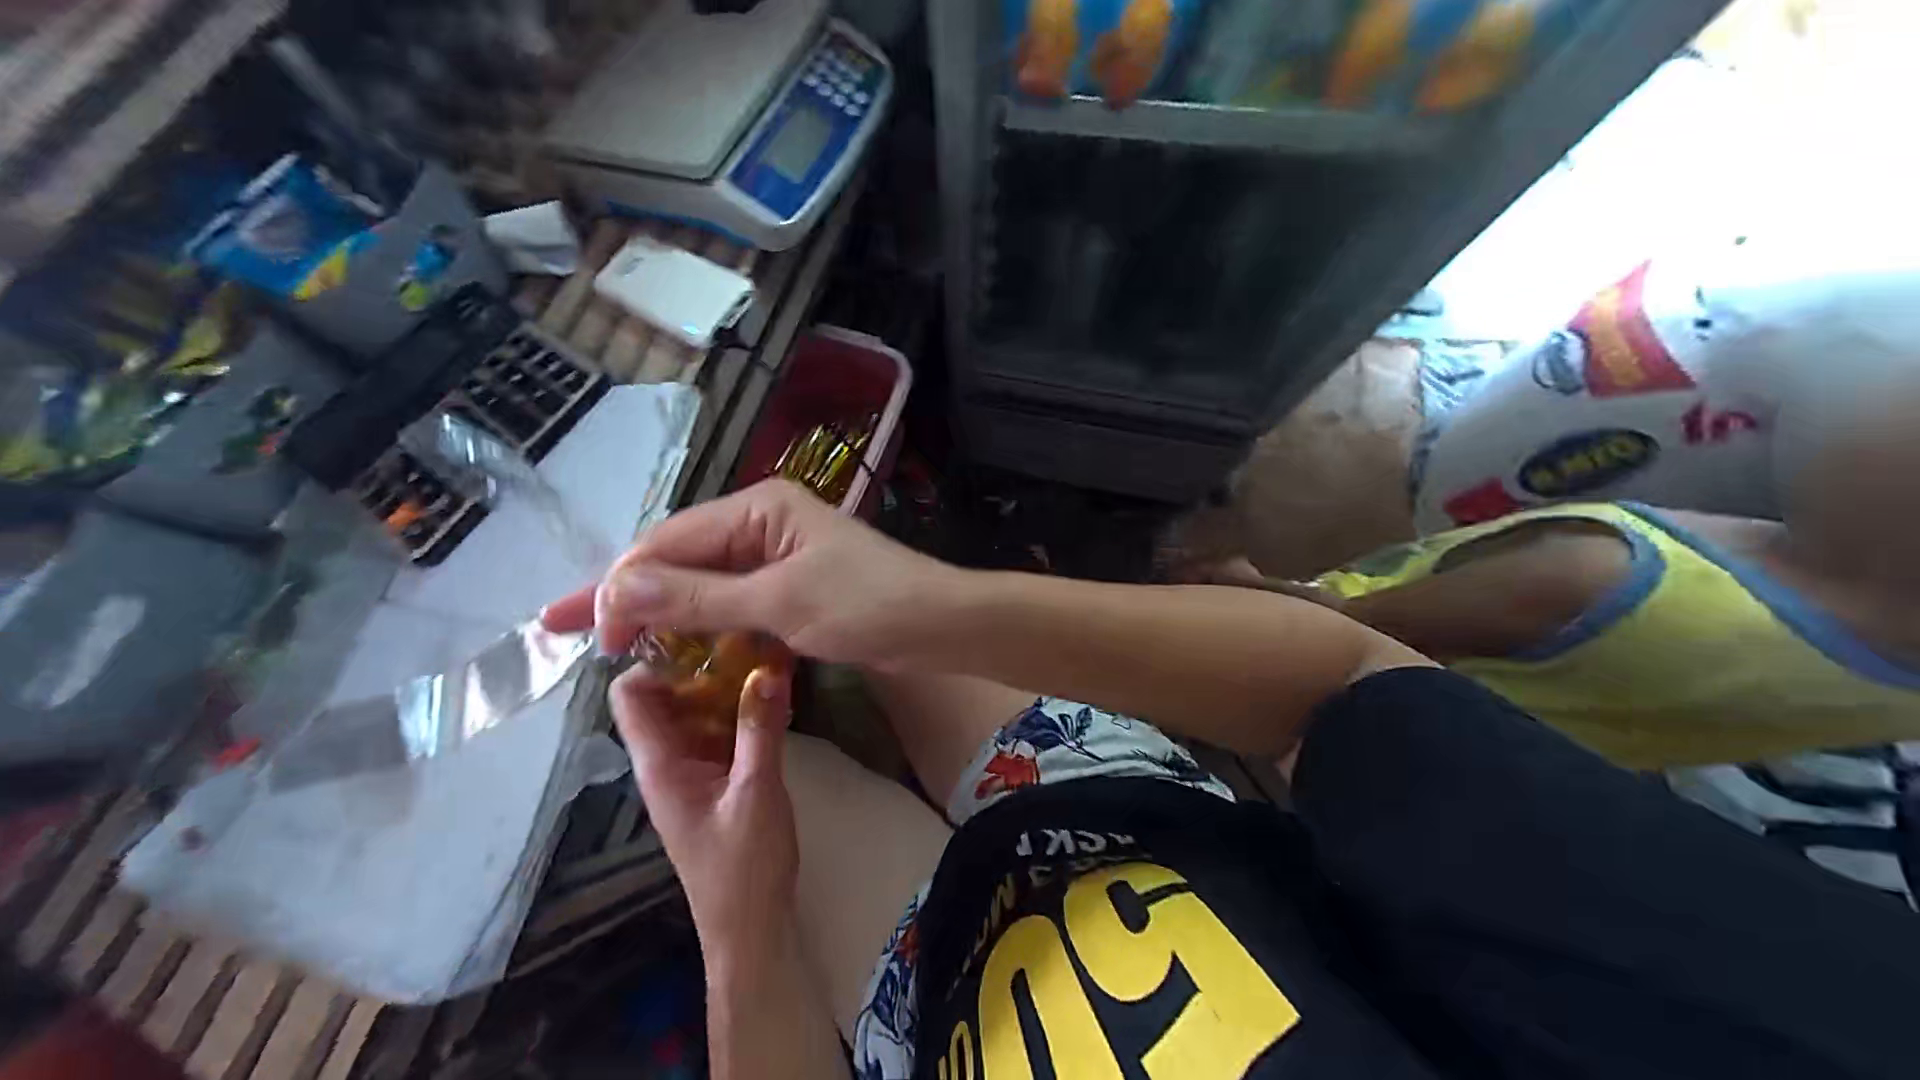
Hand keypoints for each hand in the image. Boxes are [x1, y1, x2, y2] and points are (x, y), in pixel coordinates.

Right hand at [542, 479, 961, 668]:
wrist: (937, 624)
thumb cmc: (867, 604)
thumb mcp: (779, 600)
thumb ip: (698, 597)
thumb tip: (613, 590)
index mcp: (759, 508)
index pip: (671, 541)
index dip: (622, 583)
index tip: (584, 628)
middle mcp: (762, 523)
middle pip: (680, 557)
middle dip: (627, 593)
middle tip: (565, 629)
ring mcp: (776, 555)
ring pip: (703, 581)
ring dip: (659, 609)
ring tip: (607, 640)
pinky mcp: (790, 586)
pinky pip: (732, 600)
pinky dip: (701, 622)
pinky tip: (670, 642)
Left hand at [611, 659, 798, 962]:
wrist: (751, 927)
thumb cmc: (743, 867)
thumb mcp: (756, 792)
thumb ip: (760, 729)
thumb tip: (769, 667)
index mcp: (660, 763)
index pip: (631, 694)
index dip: (655, 658)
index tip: (701, 630)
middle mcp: (669, 759)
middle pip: (667, 693)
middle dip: (702, 662)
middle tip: (746, 633)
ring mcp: (694, 767)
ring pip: (698, 708)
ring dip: (727, 682)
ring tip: (765, 651)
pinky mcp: (719, 775)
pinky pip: (722, 727)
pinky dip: (742, 706)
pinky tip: (775, 690)